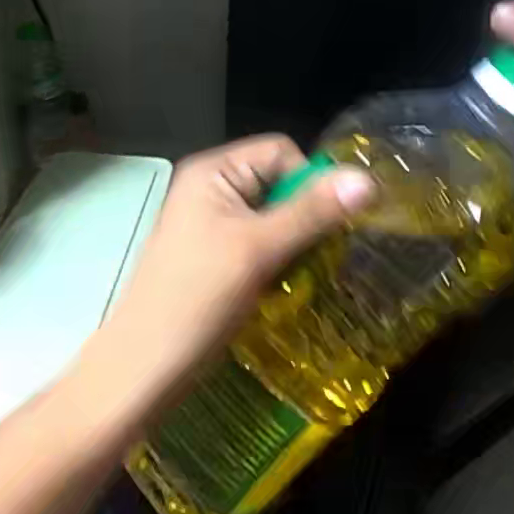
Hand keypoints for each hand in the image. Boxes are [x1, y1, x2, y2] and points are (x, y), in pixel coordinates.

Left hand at [90, 135, 376, 388]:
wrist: (147, 362)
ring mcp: (210, 221)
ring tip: (298, 275)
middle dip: (303, 216)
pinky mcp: (214, 253)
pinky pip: (259, 241)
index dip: (308, 182)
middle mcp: (210, 186)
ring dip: (293, 242)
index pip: (280, 152)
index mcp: (212, 170)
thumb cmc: (199, 297)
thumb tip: (367, 178)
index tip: (324, 227)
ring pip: (273, 216)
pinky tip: (281, 287)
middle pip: (277, 182)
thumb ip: (312, 212)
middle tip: (317, 256)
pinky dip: (278, 259)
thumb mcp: (259, 249)